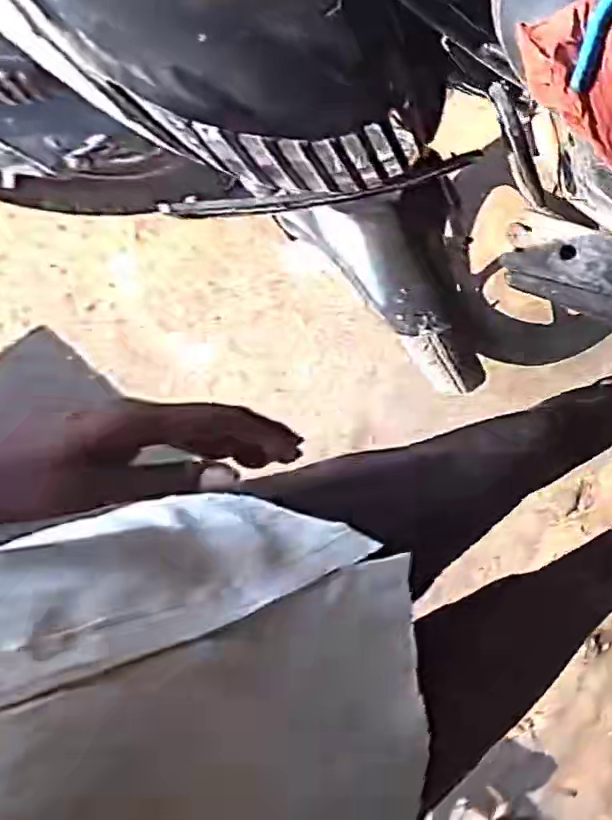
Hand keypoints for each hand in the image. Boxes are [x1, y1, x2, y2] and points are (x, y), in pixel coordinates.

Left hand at [0, 400, 302, 522]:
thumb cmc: (18, 483)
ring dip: (236, 437)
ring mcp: (123, 419)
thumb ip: (165, 480)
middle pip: (215, 416)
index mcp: (141, 420)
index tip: (293, 450)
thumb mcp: (91, 489)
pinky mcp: (110, 430)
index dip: (264, 432)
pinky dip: (208, 441)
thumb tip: (231, 475)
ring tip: (261, 457)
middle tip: (290, 453)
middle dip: (258, 433)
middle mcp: (139, 412)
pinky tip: (213, 457)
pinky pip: (176, 430)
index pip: (222, 418)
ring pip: (198, 422)